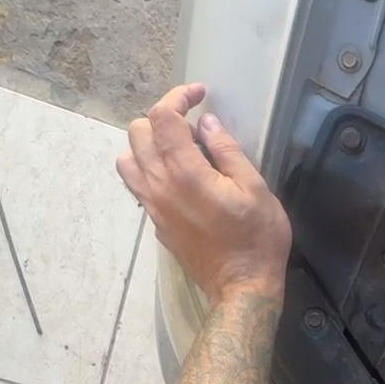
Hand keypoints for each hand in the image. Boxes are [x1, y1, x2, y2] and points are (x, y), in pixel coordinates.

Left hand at [117, 83, 290, 301]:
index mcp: (185, 172)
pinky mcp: (156, 223)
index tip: (200, 95)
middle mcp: (159, 185)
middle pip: (138, 132)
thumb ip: (228, 151)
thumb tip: (207, 124)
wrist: (242, 288)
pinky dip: (150, 170)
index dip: (179, 97)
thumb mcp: (256, 189)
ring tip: (178, 152)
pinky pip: (138, 185)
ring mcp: (152, 206)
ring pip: (127, 159)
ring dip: (148, 145)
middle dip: (163, 119)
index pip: (163, 117)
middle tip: (194, 129)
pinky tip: (178, 179)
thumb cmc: (257, 239)